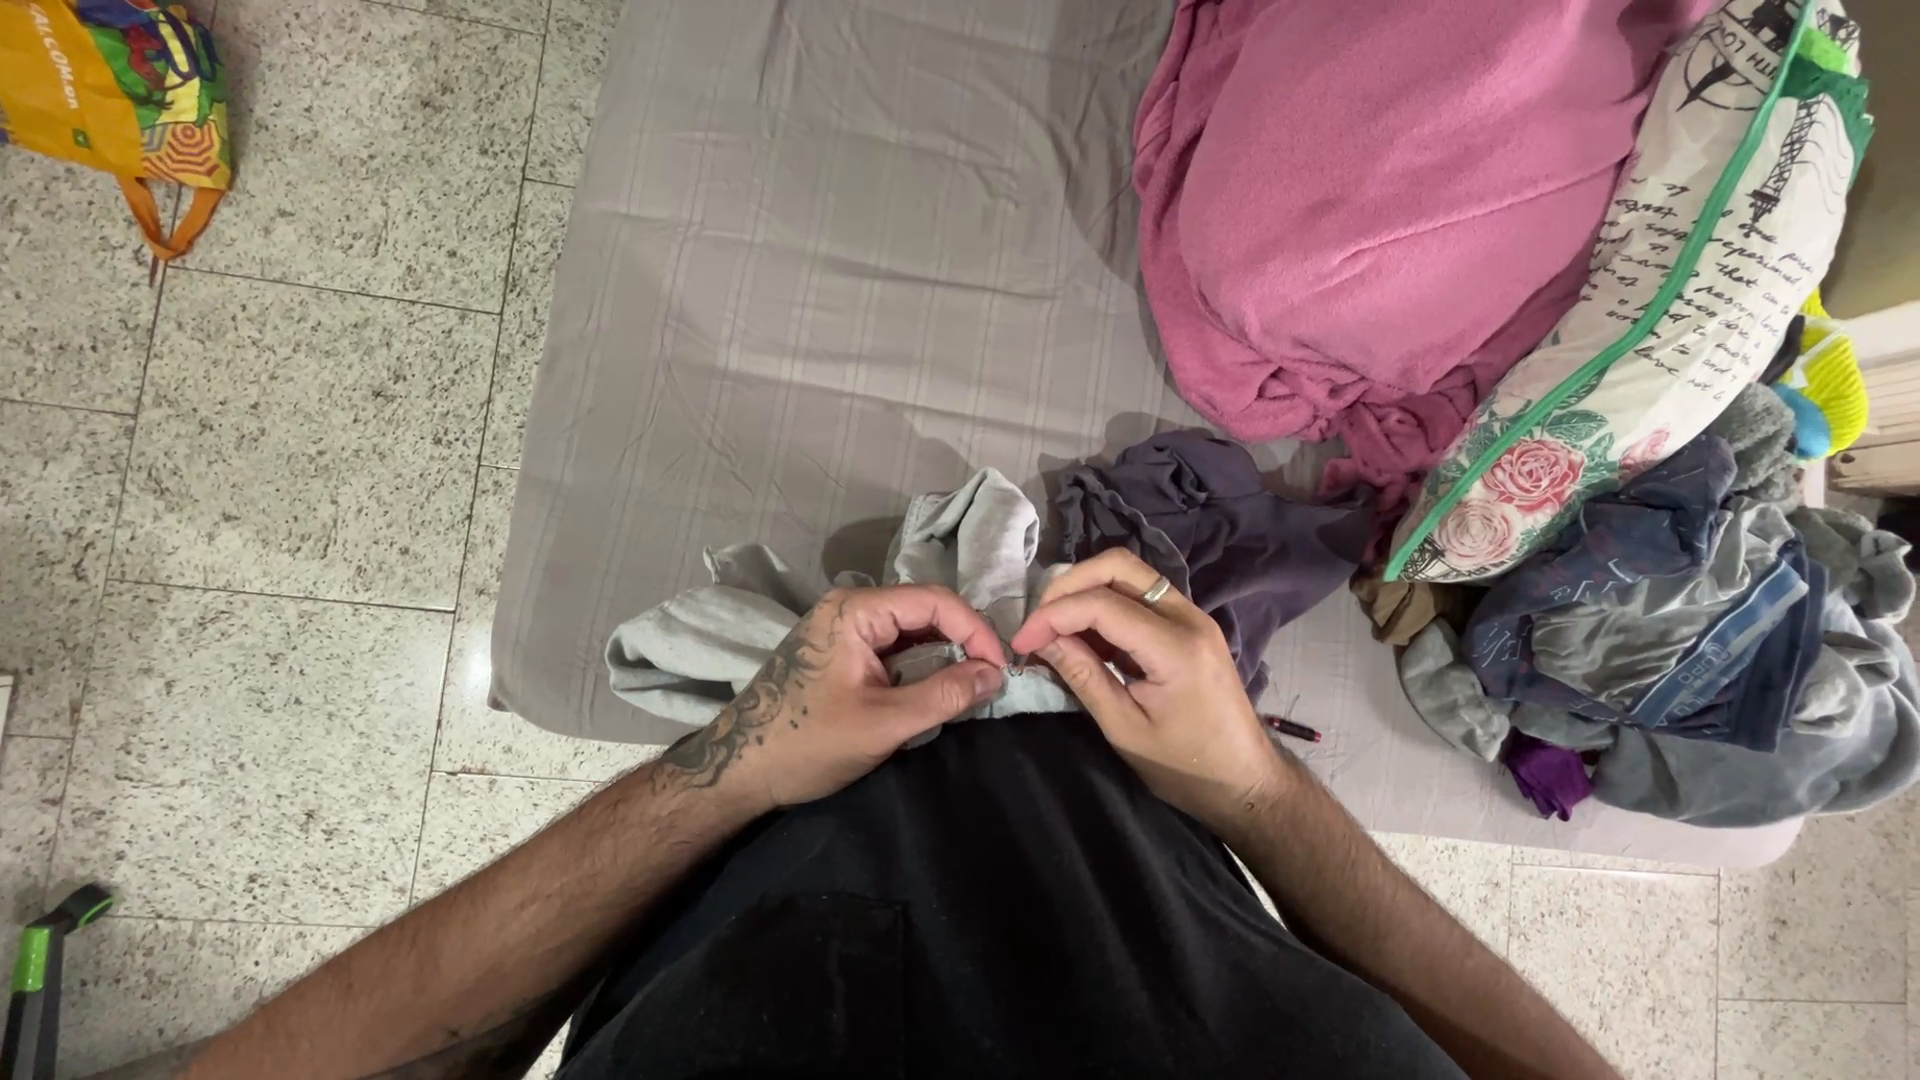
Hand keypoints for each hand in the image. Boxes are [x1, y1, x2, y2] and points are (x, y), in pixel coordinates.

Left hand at [651, 585, 1008, 811]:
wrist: (740, 771)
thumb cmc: (808, 744)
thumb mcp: (884, 723)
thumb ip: (944, 695)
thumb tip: (995, 674)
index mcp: (856, 610)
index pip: (935, 601)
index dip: (976, 630)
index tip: (1000, 670)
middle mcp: (850, 607)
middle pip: (924, 610)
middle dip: (963, 640)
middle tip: (991, 678)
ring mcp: (844, 628)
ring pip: (912, 630)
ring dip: (944, 654)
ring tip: (972, 685)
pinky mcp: (842, 651)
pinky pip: (894, 647)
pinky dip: (921, 665)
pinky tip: (937, 688)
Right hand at [1009, 548, 1287, 831]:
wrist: (1244, 780)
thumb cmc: (1184, 766)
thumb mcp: (1125, 729)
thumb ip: (1083, 676)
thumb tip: (1042, 640)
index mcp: (1176, 647)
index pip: (1102, 604)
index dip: (1053, 615)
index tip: (1021, 641)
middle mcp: (1188, 616)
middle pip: (1117, 565)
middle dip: (1068, 585)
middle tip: (1038, 621)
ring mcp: (1192, 616)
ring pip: (1128, 573)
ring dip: (1086, 590)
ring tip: (1054, 627)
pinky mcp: (1188, 624)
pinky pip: (1139, 594)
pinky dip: (1105, 603)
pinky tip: (1083, 634)